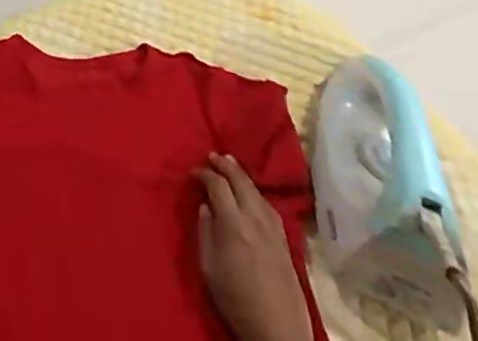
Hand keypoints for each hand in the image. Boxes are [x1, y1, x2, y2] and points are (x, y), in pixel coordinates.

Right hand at [196, 153, 312, 340]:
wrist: (278, 329)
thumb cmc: (236, 300)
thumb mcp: (209, 268)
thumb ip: (206, 232)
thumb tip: (205, 206)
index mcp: (234, 224)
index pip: (218, 185)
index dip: (204, 174)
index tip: (193, 172)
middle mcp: (255, 217)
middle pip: (240, 180)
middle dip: (225, 164)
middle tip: (212, 155)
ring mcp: (273, 226)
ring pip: (256, 189)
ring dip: (241, 174)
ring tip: (230, 164)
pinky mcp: (284, 237)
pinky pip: (267, 203)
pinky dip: (255, 190)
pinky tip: (250, 192)